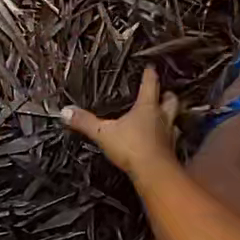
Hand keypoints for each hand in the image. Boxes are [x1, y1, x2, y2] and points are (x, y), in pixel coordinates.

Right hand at [63, 67, 180, 176]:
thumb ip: (85, 122)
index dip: (149, 74)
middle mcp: (162, 117)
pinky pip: (172, 139)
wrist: (153, 172)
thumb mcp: (102, 133)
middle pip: (171, 100)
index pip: (150, 84)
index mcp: (147, 107)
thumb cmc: (130, 147)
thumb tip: (65, 111)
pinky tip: (162, 140)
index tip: (150, 67)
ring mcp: (169, 134)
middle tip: (164, 93)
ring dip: (171, 116)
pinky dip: (168, 137)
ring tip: (165, 116)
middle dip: (167, 95)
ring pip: (175, 119)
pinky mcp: (171, 151)